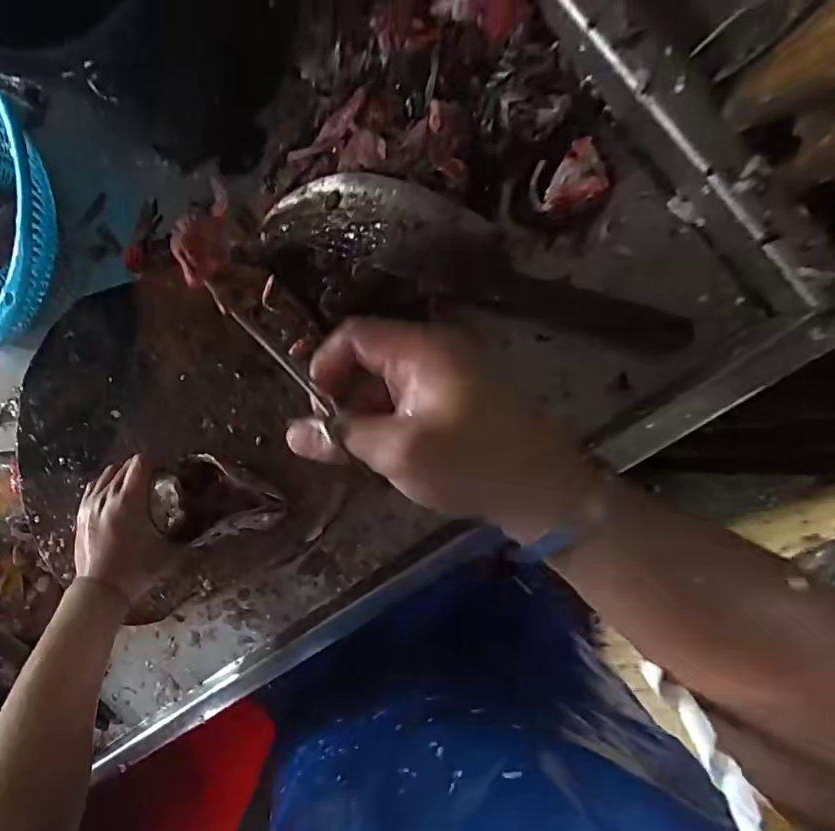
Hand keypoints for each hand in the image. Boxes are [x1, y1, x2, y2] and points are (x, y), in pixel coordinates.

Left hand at [75, 454, 176, 603]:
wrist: (100, 589)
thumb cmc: (136, 571)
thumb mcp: (168, 553)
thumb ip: (185, 536)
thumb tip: (204, 528)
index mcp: (128, 500)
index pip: (141, 463)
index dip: (156, 462)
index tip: (165, 471)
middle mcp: (107, 496)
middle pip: (124, 466)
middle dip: (141, 468)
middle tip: (154, 480)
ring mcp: (90, 504)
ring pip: (106, 475)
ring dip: (122, 474)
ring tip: (133, 486)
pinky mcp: (81, 514)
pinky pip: (93, 488)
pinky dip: (105, 485)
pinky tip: (112, 495)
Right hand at [284, 319, 600, 541]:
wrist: (542, 492)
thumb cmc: (469, 463)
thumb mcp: (396, 452)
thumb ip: (341, 437)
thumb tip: (292, 433)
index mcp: (421, 351)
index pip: (353, 335)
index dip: (323, 366)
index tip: (315, 407)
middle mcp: (430, 355)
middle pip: (362, 359)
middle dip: (337, 395)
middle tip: (329, 437)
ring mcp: (442, 378)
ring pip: (377, 385)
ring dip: (355, 415)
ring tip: (350, 453)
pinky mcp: (447, 402)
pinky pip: (397, 402)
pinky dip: (377, 424)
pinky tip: (375, 455)